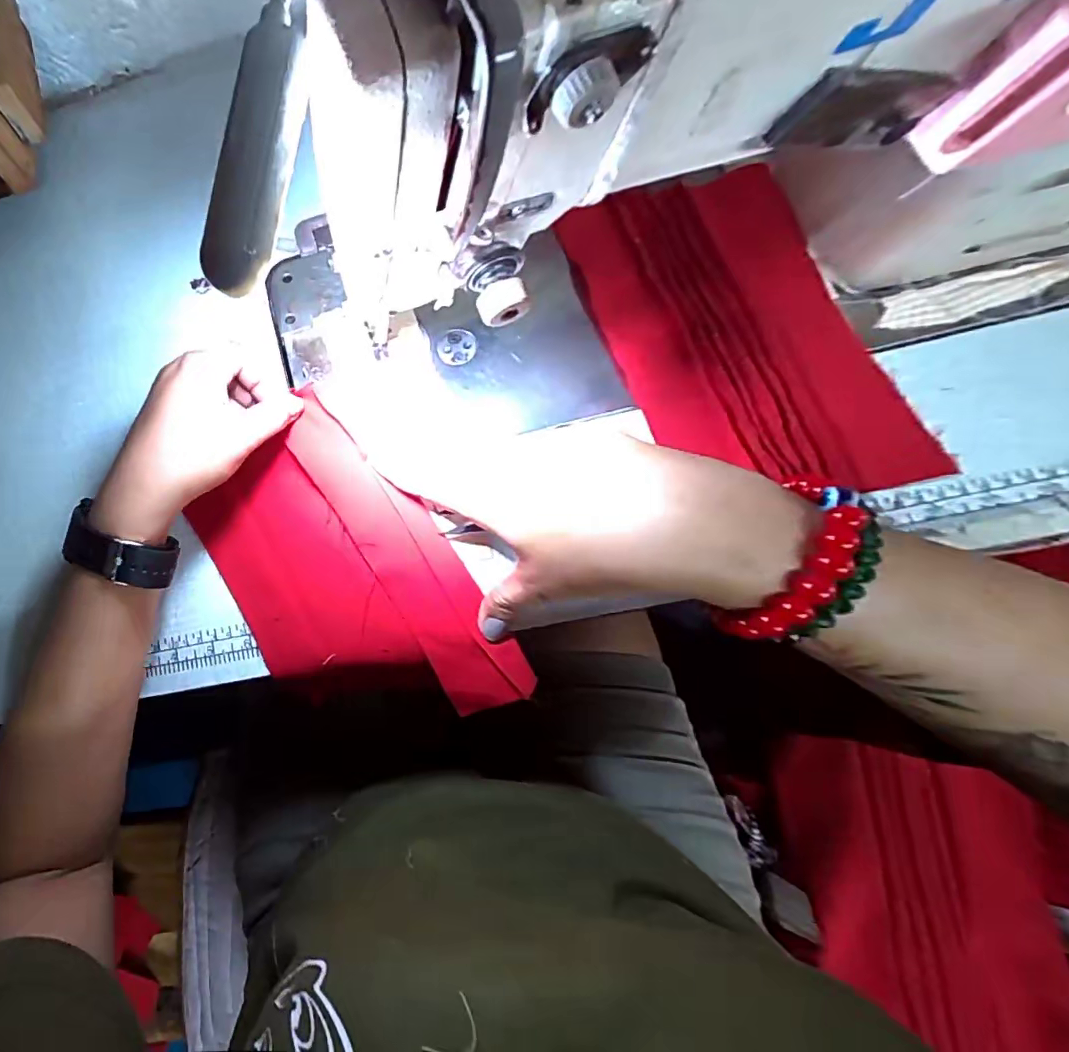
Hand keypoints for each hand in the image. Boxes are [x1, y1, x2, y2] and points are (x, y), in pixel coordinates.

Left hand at [92, 349, 303, 542]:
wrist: (145, 486)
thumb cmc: (192, 457)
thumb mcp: (244, 435)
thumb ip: (275, 415)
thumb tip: (293, 406)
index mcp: (200, 365)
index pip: (246, 358)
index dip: (266, 384)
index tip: (273, 411)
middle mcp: (179, 367)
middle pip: (229, 368)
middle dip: (251, 394)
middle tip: (260, 422)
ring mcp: (166, 385)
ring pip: (213, 383)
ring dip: (234, 404)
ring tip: (239, 433)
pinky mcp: (160, 404)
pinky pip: (196, 395)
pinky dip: (214, 410)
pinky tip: (217, 437)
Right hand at [389, 428, 816, 639]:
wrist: (697, 520)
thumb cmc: (605, 558)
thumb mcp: (552, 586)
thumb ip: (509, 603)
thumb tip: (485, 628)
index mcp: (495, 493)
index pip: (431, 472)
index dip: (399, 461)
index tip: (371, 446)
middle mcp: (518, 458)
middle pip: (463, 453)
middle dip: (443, 464)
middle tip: (438, 480)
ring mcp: (559, 444)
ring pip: (507, 452)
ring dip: (494, 468)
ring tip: (505, 496)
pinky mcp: (597, 440)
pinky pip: (548, 450)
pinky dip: (538, 467)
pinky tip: (564, 492)